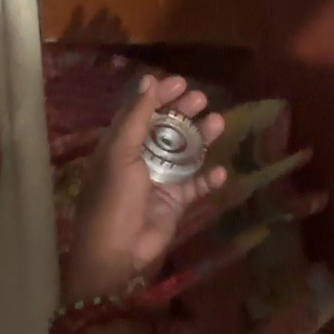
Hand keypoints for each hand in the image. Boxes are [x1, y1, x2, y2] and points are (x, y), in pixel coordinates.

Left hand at [65, 75, 227, 301]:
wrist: (117, 254)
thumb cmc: (113, 198)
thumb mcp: (120, 152)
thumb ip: (137, 116)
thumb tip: (148, 79)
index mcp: (121, 146)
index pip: (142, 112)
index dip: (160, 95)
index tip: (181, 82)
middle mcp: (141, 159)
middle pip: (167, 128)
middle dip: (184, 111)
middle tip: (202, 99)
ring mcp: (160, 180)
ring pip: (186, 151)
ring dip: (201, 137)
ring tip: (218, 123)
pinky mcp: (175, 202)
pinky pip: (196, 184)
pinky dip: (209, 178)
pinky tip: (220, 171)